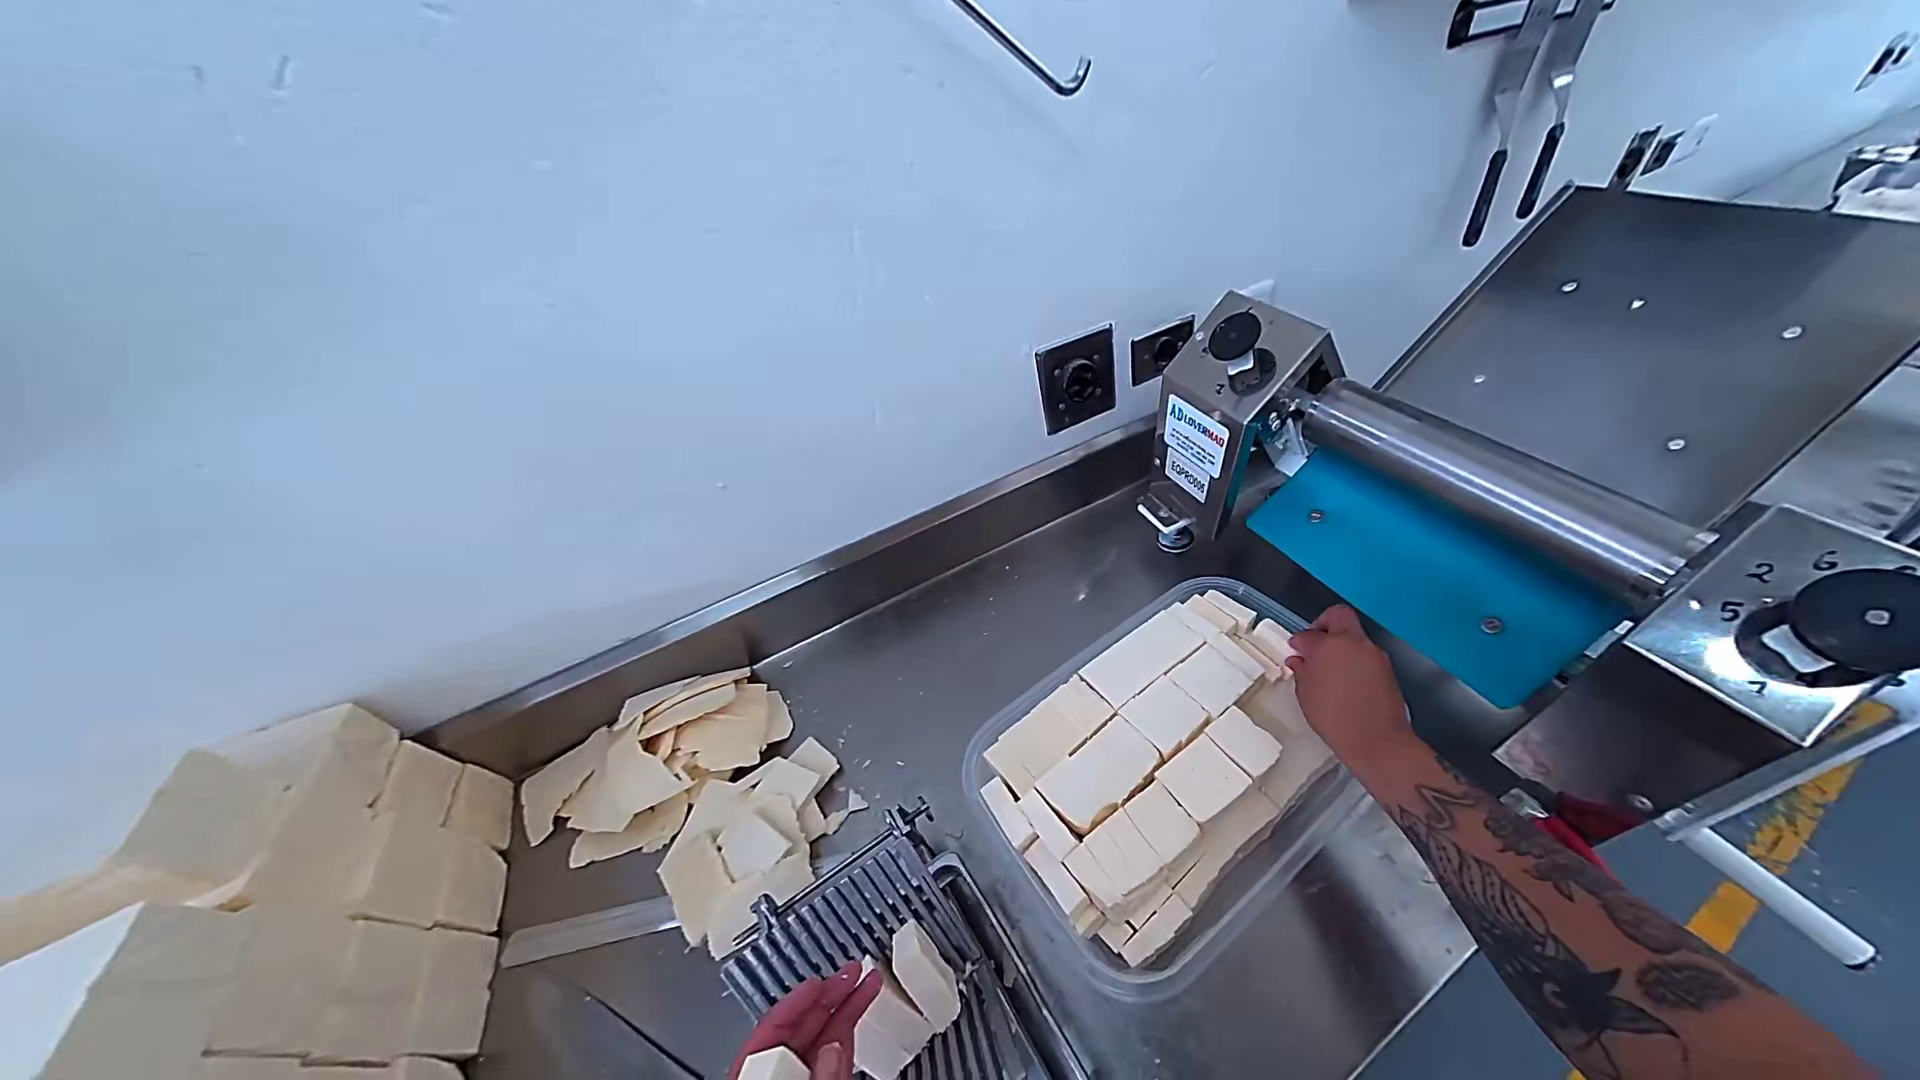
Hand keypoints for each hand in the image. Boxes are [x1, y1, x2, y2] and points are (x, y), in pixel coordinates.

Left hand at [727, 961, 882, 1079]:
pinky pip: (824, 1060)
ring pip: (817, 1042)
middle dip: (830, 995)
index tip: (820, 978)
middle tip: (854, 970)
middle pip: (798, 1029)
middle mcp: (772, 1072)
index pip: (771, 1027)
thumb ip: (818, 1077)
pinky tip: (855, 1016)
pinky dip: (843, 1037)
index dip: (797, 998)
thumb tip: (835, 1045)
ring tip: (866, 983)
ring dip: (844, 1010)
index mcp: (754, 1073)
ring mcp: (794, 1078)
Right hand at [1286, 605, 1411, 762]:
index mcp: (1327, 645)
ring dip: (1341, 644)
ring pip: (1354, 636)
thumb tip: (1300, 661)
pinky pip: (1365, 654)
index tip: (1296, 650)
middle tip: (1315, 642)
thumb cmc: (1333, 716)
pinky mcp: (1387, 668)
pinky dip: (1354, 659)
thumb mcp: (1306, 693)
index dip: (1298, 642)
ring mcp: (1374, 654)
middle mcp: (1353, 643)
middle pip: (1339, 616)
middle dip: (1323, 623)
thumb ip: (1301, 671)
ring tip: (1330, 667)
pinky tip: (1346, 680)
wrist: (1377, 740)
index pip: (1308, 634)